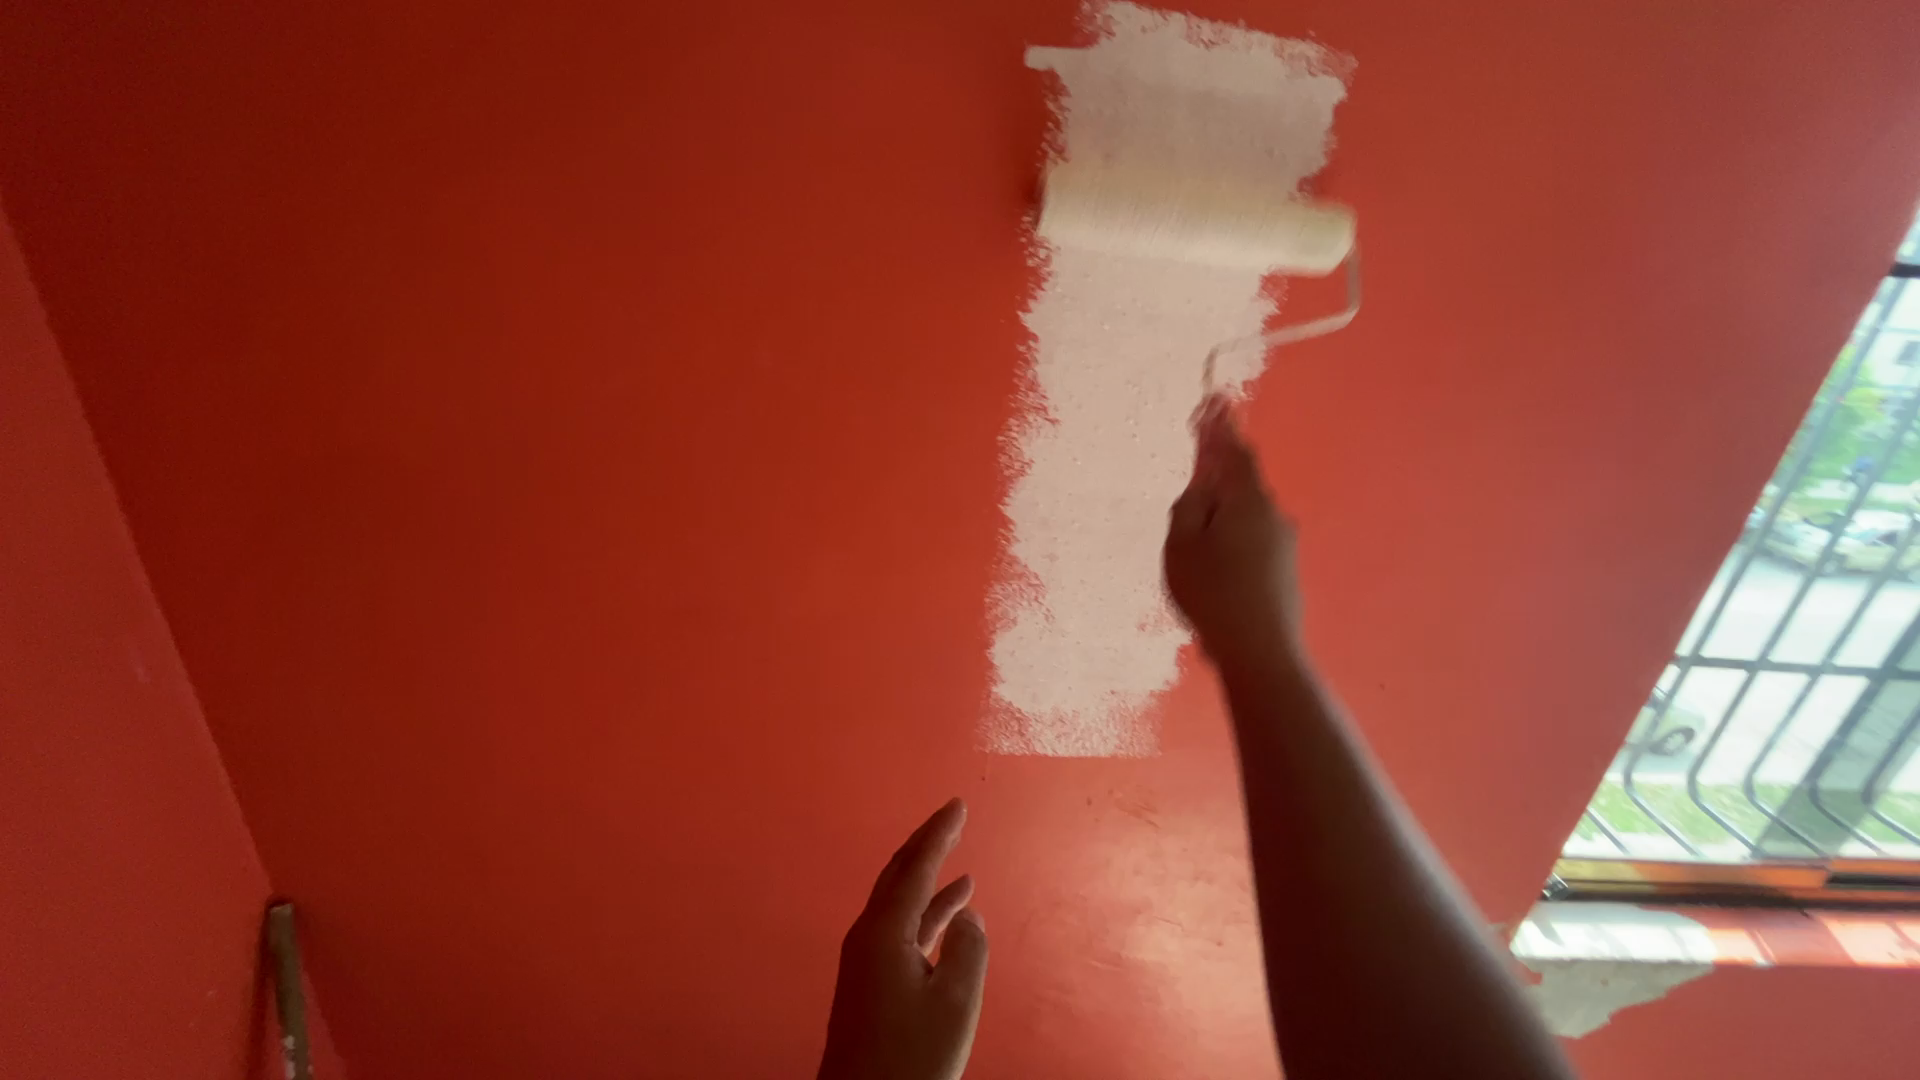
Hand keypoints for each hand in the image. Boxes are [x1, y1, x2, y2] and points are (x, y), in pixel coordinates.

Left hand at [818, 799, 987, 1079]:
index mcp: (884, 931)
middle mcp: (868, 934)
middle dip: (927, 844)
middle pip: (899, 874)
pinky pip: (901, 930)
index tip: (958, 804)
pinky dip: (927, 916)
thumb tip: (967, 916)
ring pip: (900, 903)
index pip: (917, 866)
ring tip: (964, 872)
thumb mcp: (954, 1004)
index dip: (939, 832)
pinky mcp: (868, 983)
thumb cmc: (911, 1059)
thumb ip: (968, 949)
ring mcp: (864, 960)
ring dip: (931, 884)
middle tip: (952, 816)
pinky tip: (949, 921)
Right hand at [1164, 397, 1300, 672]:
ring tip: (1194, 561)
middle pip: (1240, 487)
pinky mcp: (1286, 572)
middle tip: (1186, 514)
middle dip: (1215, 487)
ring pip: (1245, 520)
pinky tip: (1214, 580)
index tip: (1214, 402)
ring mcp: (1285, 545)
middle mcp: (1274, 514)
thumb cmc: (1211, 591)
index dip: (1222, 426)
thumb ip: (1189, 506)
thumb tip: (1202, 488)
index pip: (1236, 450)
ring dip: (1221, 524)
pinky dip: (1232, 548)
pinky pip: (1252, 545)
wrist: (1259, 650)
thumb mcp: (1181, 544)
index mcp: (1247, 499)